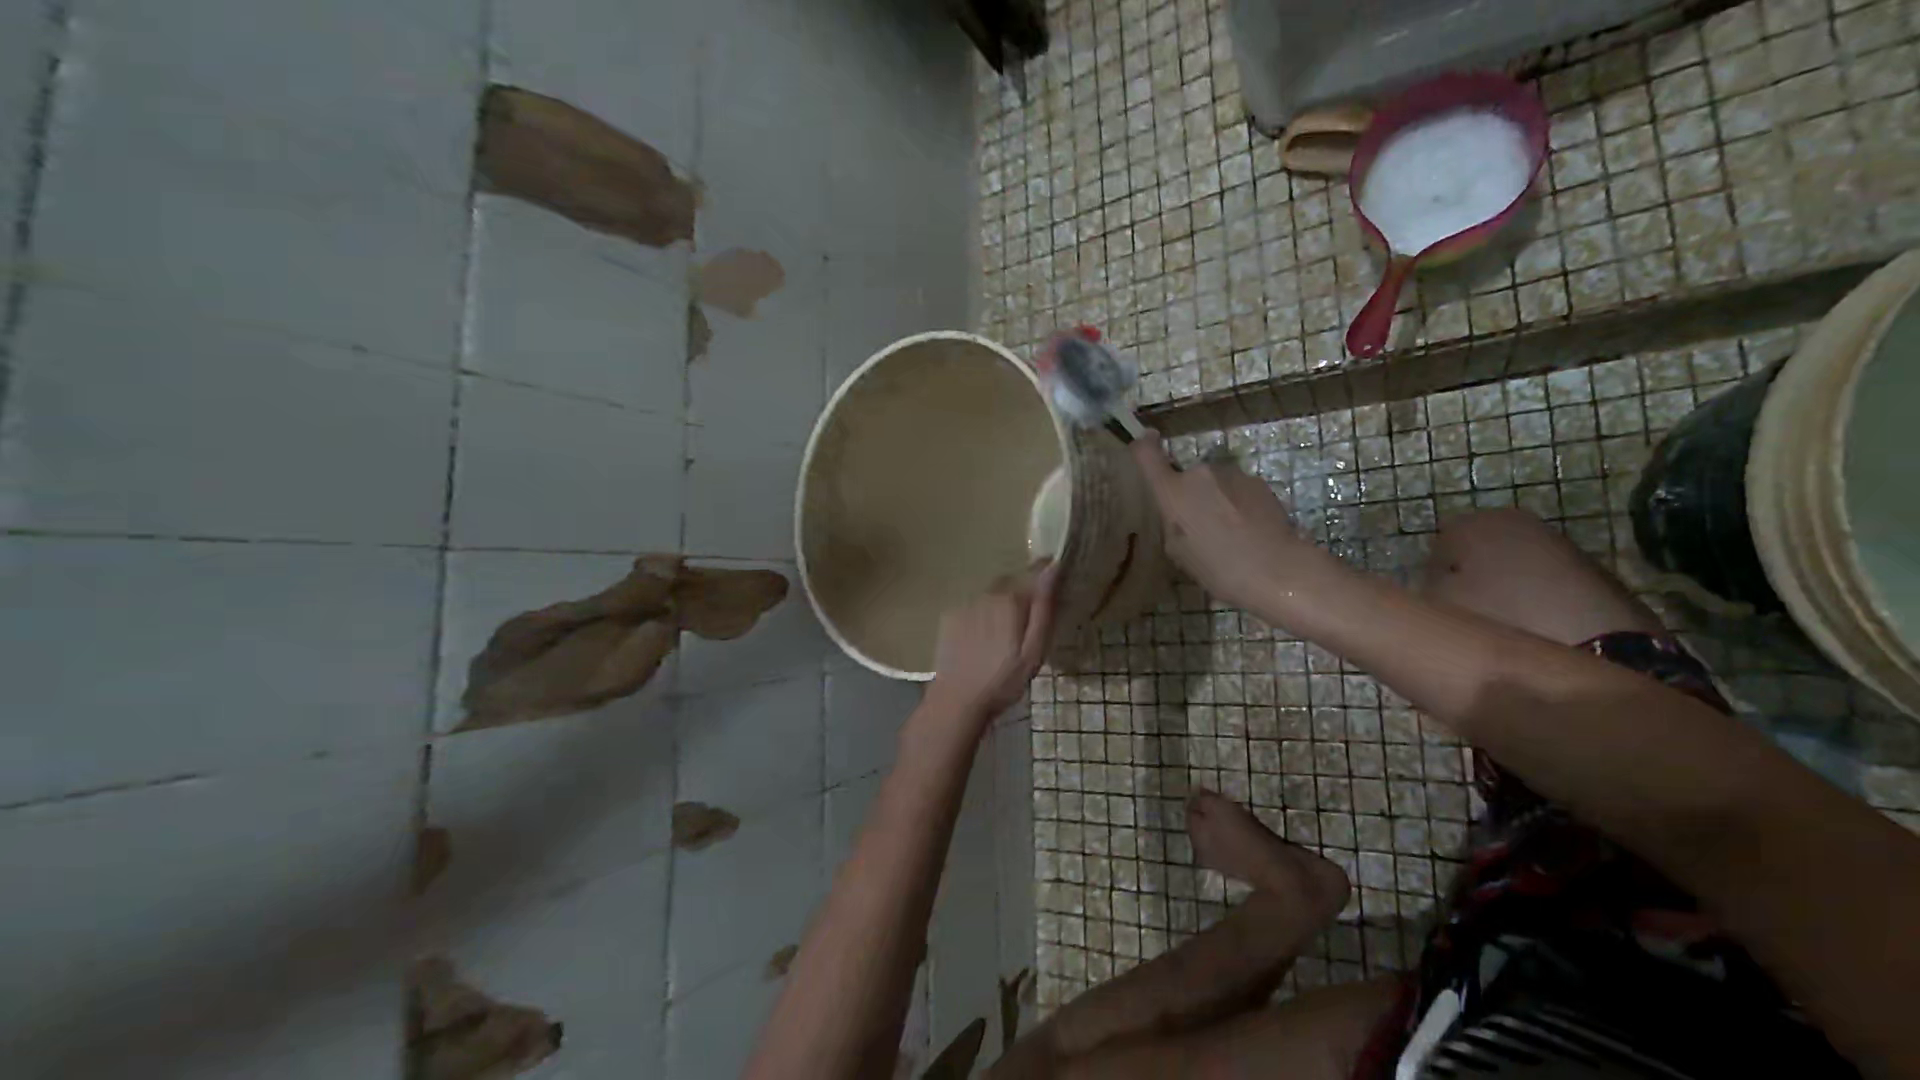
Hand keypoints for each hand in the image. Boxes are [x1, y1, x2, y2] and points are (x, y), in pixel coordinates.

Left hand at [926, 562, 1060, 723]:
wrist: (957, 699)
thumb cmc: (1003, 680)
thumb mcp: (1034, 651)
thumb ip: (1043, 609)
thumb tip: (1052, 570)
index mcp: (1010, 601)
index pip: (1033, 572)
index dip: (1046, 571)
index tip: (1056, 575)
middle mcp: (986, 594)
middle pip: (1011, 582)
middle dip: (1022, 591)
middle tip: (1028, 617)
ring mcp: (965, 604)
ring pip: (991, 594)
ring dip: (1001, 603)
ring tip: (1004, 631)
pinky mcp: (950, 616)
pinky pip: (973, 606)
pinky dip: (982, 613)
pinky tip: (982, 637)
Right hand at [1131, 433, 1334, 614]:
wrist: (1274, 568)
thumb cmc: (1216, 566)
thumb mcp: (1178, 550)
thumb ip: (1173, 520)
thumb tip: (1183, 509)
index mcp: (1173, 492)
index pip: (1147, 454)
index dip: (1143, 446)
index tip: (1146, 442)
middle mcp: (1199, 474)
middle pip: (1188, 476)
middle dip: (1192, 494)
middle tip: (1202, 526)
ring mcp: (1232, 474)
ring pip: (1216, 482)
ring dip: (1218, 499)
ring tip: (1230, 532)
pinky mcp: (1258, 481)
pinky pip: (1239, 489)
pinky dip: (1239, 504)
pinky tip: (1250, 529)